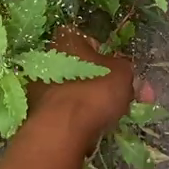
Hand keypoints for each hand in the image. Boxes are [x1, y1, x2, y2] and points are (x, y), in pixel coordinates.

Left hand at [25, 28, 140, 149]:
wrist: (63, 129)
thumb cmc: (94, 91)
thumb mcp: (123, 74)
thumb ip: (127, 71)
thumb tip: (131, 79)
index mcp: (67, 39)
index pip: (91, 41)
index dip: (108, 58)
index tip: (119, 75)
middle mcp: (49, 56)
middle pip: (82, 67)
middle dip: (101, 82)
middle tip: (120, 99)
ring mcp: (40, 83)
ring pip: (74, 89)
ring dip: (89, 100)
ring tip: (108, 117)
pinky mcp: (38, 109)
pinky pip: (65, 108)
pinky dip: (77, 115)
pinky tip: (91, 127)